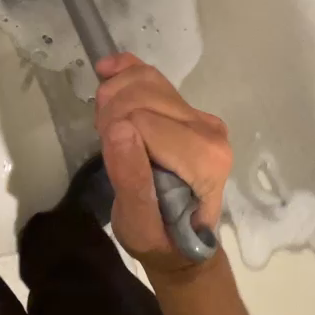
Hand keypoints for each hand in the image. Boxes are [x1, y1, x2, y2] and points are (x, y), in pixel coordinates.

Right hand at [95, 51, 231, 272]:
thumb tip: (118, 129)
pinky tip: (107, 71)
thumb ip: (131, 180)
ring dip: (115, 93)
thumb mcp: (137, 225)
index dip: (114, 131)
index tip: (108, 154)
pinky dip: (127, 69)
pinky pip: (154, 76)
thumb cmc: (159, 237)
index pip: (142, 119)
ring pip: (147, 79)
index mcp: (204, 159)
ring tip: (107, 123)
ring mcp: (202, 118)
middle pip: (144, 93)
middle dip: (112, 109)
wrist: (180, 244)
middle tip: (104, 139)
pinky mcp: (189, 111)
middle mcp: (210, 131)